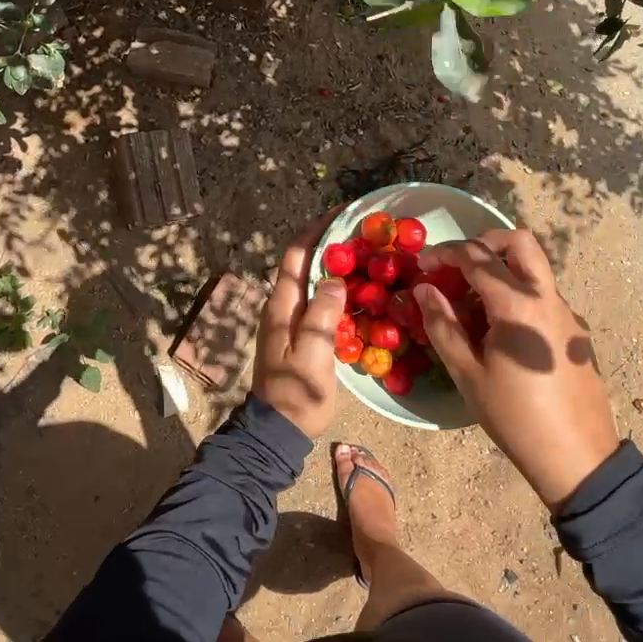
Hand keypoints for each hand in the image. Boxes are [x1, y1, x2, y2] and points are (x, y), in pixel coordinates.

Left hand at [252, 210, 347, 438]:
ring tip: (363, 255)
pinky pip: (317, 302)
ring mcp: (288, 320)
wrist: (279, 429)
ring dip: (333, 265)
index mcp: (282, 305)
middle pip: (304, 263)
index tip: (340, 213)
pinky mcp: (298, 335)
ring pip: (311, 282)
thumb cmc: (297, 392)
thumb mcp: (313, 353)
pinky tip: (357, 293)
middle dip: (328, 242)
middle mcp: (282, 306)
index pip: (296, 255)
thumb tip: (336, 280)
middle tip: (360, 232)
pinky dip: (335, 290)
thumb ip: (322, 315)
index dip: (316, 230)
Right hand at [413, 231, 618, 507]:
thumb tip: (423, 289)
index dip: (444, 254)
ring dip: (500, 270)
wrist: (578, 459)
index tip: (422, 265)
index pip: (477, 257)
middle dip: (483, 242)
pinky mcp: (574, 333)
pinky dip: (515, 295)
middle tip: (456, 264)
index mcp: (518, 307)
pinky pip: (542, 296)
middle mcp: (548, 300)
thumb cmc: (514, 417)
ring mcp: (567, 315)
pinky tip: (497, 331)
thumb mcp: (467, 373)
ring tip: (470, 305)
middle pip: (520, 242)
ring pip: (533, 269)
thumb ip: (442, 325)